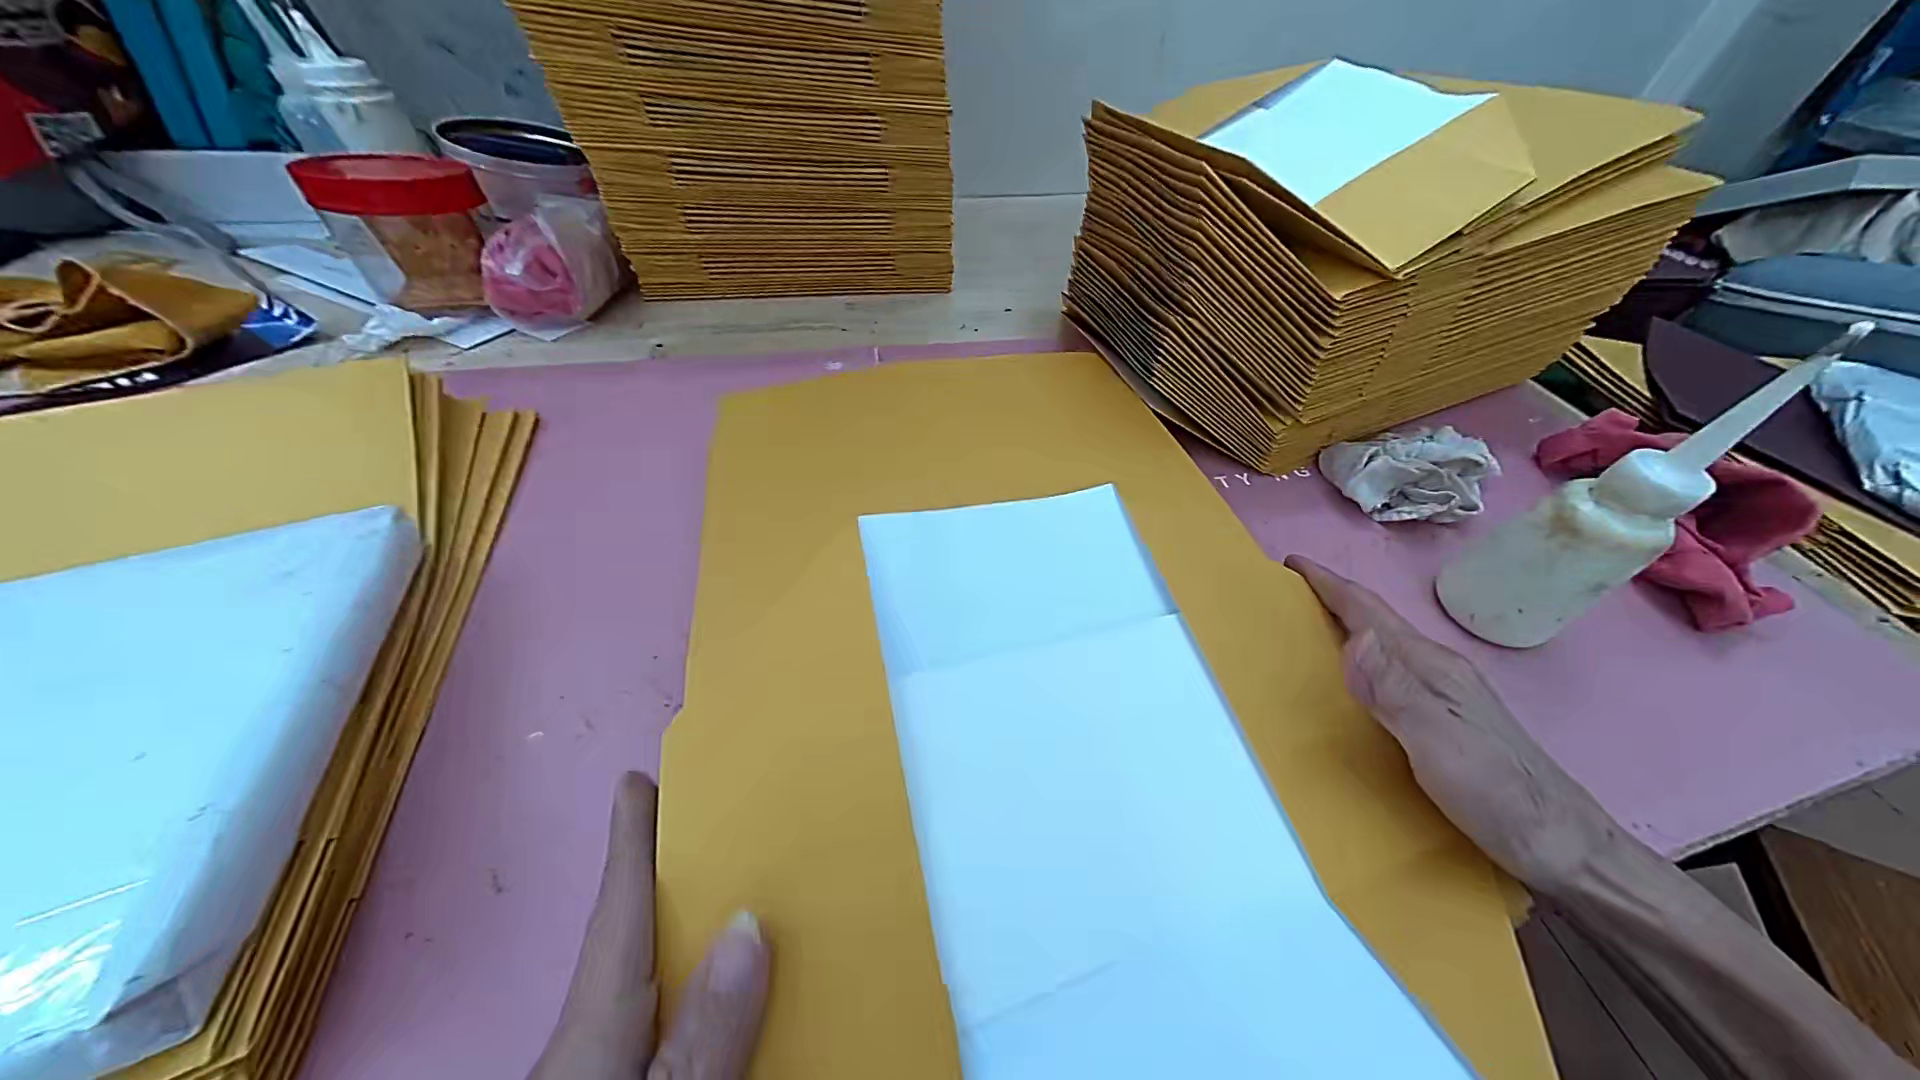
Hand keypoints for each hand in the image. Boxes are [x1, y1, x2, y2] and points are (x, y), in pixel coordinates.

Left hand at [529, 772, 769, 1079]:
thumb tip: (747, 926)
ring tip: (719, 893)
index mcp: (594, 1031)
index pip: (620, 914)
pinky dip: (682, 983)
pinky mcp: (610, 1078)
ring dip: (673, 928)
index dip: (630, 843)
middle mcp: (590, 1040)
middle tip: (694, 822)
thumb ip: (705, 1030)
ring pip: (639, 980)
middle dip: (655, 874)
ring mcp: (594, 1065)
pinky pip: (654, 1019)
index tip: (632, 780)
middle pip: (628, 938)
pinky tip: (714, 989)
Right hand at [1285, 556, 1626, 892]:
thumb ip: (1396, 690)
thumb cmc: (1498, 795)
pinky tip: (1352, 677)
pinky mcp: (1443, 718)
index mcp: (1431, 666)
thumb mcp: (1439, 742)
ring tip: (1311, 624)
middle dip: (1332, 598)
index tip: (1292, 563)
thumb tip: (1354, 638)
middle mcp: (1437, 670)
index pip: (1370, 613)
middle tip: (1289, 592)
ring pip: (1383, 645)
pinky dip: (1360, 658)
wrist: (1567, 849)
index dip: (1330, 585)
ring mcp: (1445, 694)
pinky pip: (1389, 671)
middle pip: (1376, 622)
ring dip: (1346, 625)